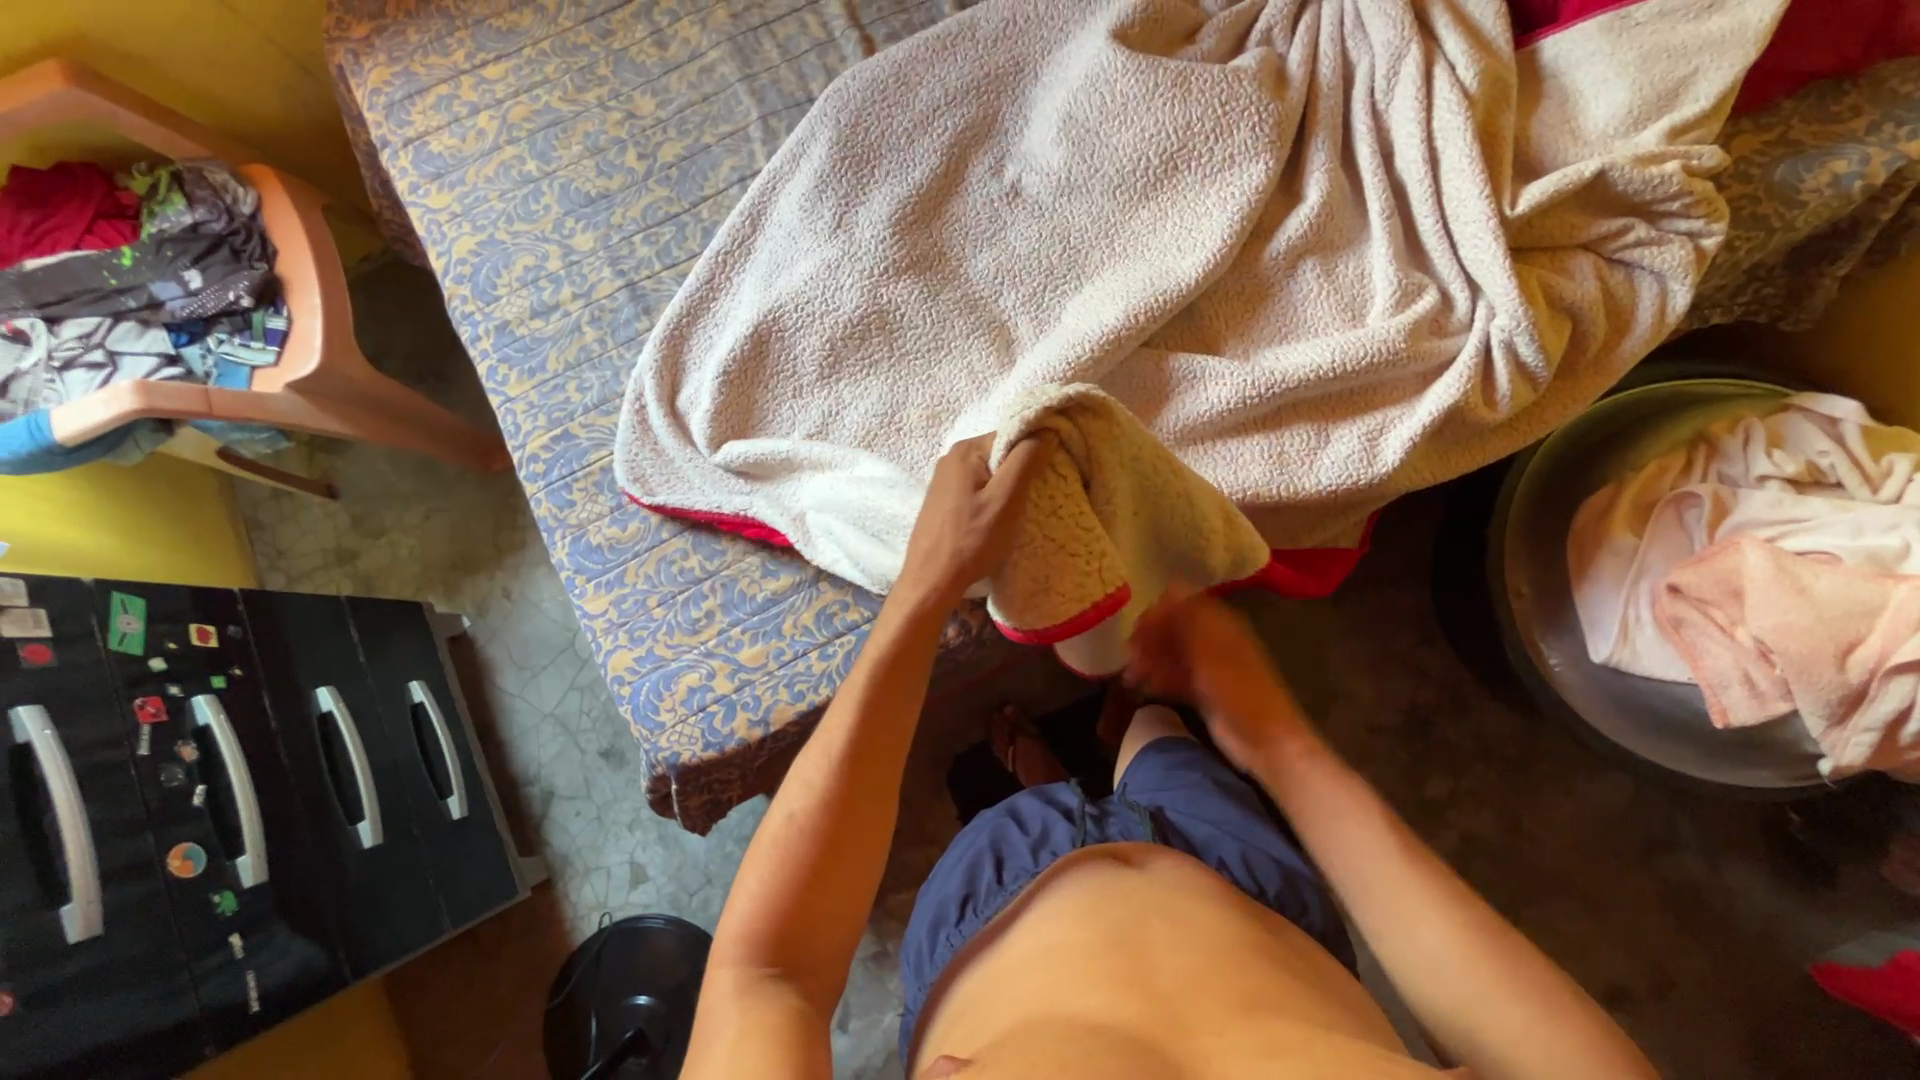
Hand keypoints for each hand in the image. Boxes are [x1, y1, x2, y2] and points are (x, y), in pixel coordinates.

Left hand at [895, 433, 1050, 611]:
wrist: (932, 580)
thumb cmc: (971, 540)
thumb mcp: (1006, 499)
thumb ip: (1026, 460)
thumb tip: (1046, 429)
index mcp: (966, 450)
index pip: (1012, 435)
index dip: (1034, 453)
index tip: (1046, 478)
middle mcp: (951, 457)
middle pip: (1001, 454)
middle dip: (1021, 473)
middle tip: (1033, 499)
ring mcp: (944, 478)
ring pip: (990, 473)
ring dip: (1007, 489)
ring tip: (1015, 513)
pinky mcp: (944, 499)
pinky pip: (977, 488)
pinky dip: (992, 499)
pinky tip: (995, 520)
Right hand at [1125, 586, 1317, 770]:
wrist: (1264, 740)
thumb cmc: (1238, 690)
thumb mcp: (1210, 649)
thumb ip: (1188, 618)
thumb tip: (1169, 587)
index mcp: (1219, 623)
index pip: (1182, 601)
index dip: (1158, 610)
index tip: (1135, 627)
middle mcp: (1212, 640)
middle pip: (1173, 628)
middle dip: (1149, 638)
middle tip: (1128, 654)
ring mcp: (1208, 667)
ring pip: (1171, 653)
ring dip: (1150, 661)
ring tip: (1129, 676)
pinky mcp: (1203, 691)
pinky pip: (1175, 677)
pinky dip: (1158, 680)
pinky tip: (1142, 689)